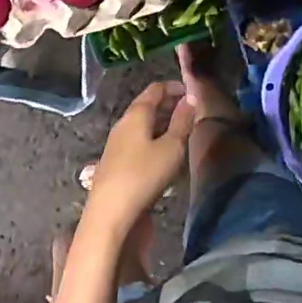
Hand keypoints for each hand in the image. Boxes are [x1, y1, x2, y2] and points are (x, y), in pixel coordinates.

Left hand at [85, 82, 195, 230]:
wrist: (109, 216)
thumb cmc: (143, 176)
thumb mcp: (172, 148)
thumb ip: (183, 121)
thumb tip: (191, 97)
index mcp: (136, 114)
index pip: (156, 89)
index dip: (175, 87)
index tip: (193, 93)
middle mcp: (123, 124)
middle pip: (147, 105)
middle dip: (170, 105)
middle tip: (191, 113)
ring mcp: (116, 144)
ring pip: (142, 125)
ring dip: (162, 123)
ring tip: (182, 133)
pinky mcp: (115, 163)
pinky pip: (138, 141)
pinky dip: (154, 139)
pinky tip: (164, 154)